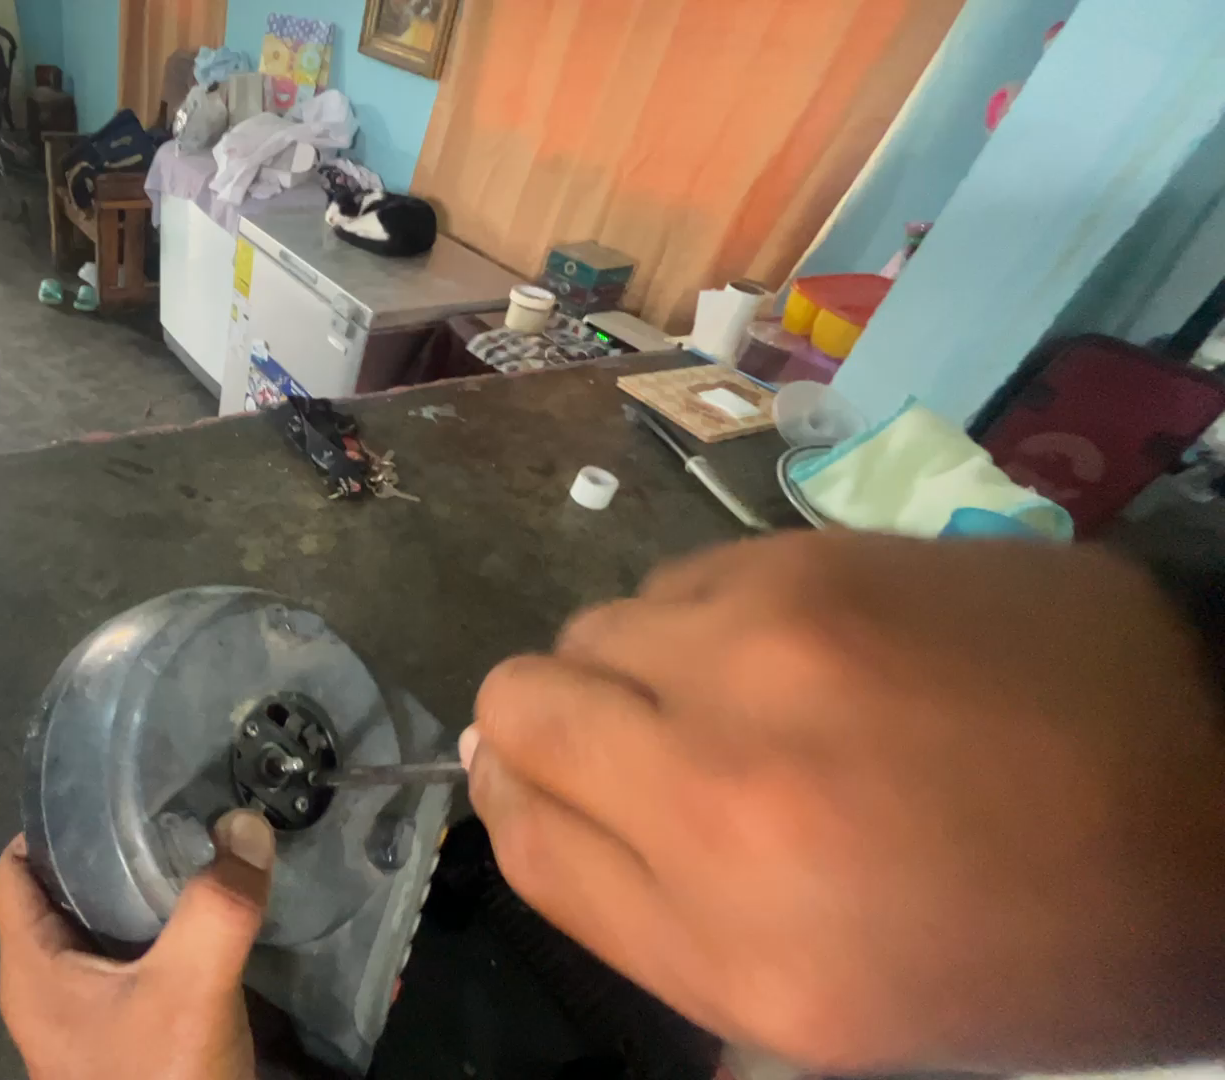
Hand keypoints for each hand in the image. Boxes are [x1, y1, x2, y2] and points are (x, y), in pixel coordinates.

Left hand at [0, 811, 276, 1079]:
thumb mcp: (188, 992)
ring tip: (189, 833)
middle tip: (164, 798)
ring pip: (103, 918)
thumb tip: (246, 823)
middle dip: (108, 841)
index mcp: (31, 968)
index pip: (17, 866)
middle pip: (63, 885)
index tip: (109, 782)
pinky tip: (202, 898)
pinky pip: (134, 949)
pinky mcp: (127, 1023)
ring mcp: (88, 1009)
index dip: (52, 819)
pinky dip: (161, 917)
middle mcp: (49, 984)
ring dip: (140, 880)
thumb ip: (217, 907)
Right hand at [465, 532, 1224, 1072]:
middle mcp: (721, 777)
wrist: (1213, 799)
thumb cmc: (976, 933)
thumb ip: (600, 882)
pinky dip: (698, 623)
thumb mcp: (781, 986)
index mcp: (727, 923)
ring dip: (634, 671)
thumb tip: (492, 758)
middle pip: (517, 699)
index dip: (508, 793)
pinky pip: (669, 585)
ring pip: (589, 630)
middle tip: (653, 747)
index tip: (545, 782)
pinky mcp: (804, 557)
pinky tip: (793, 655)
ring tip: (745, 705)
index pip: (515, 822)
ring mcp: (764, 645)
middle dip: (553, 720)